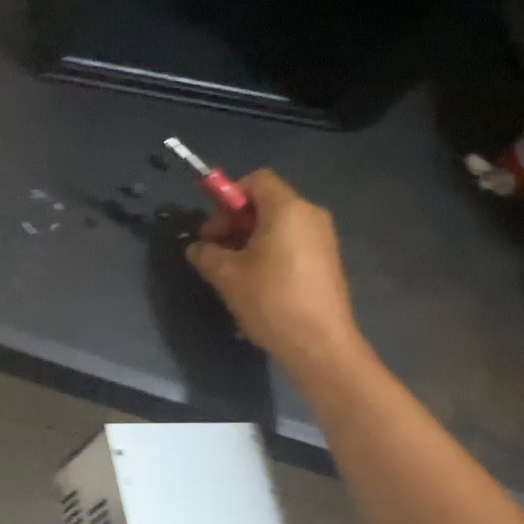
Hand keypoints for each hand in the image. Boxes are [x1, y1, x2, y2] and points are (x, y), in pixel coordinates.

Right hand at [186, 169, 362, 370]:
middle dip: (236, 223)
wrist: (319, 343)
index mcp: (287, 208)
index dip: (228, 197)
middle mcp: (310, 215)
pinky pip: (292, 245)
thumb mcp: (226, 276)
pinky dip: (270, 254)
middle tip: (214, 252)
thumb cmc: (270, 300)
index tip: (211, 228)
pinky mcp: (327, 263)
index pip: (256, 180)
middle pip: (267, 204)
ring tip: (232, 273)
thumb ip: (206, 254)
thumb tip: (196, 247)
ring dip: (250, 242)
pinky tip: (257, 285)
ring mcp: (323, 239)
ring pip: (279, 227)